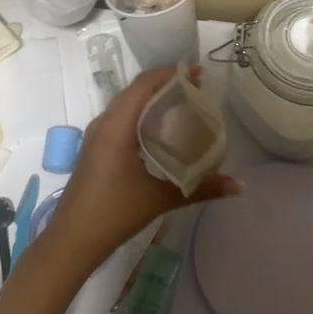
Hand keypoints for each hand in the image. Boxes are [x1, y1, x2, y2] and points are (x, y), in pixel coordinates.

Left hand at [43, 64, 240, 270]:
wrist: (72, 240)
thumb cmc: (113, 212)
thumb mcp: (160, 198)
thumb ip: (201, 188)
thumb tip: (240, 186)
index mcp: (117, 126)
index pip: (143, 85)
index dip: (170, 74)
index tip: (197, 73)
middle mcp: (103, 124)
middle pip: (135, 91)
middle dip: (164, 85)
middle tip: (196, 89)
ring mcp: (96, 137)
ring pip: (126, 106)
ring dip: (151, 100)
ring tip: (182, 105)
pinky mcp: (95, 150)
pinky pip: (120, 120)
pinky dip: (141, 116)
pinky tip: (159, 131)